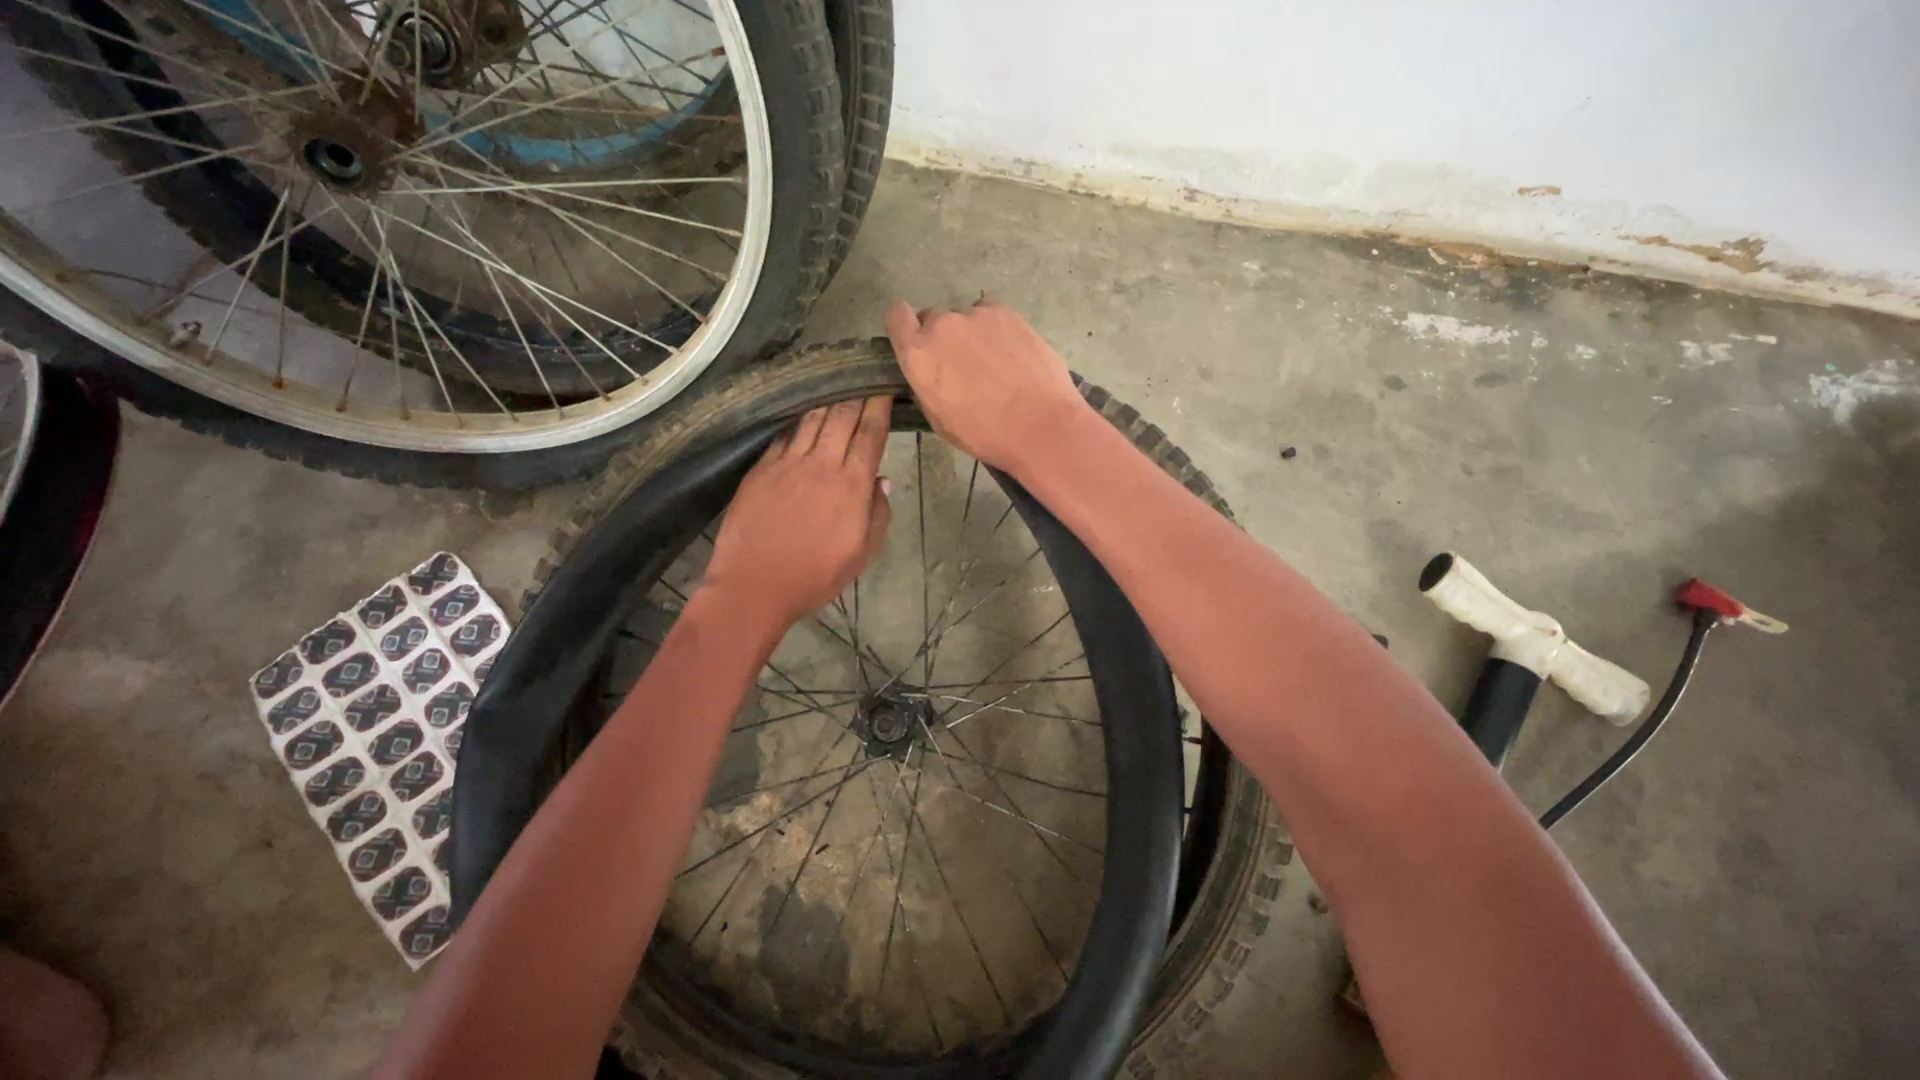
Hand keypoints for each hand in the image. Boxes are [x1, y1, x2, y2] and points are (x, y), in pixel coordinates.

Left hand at [703, 396, 892, 627]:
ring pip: (811, 418)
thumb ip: (878, 514)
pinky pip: (784, 434)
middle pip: (842, 416)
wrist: (755, 585)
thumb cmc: (816, 576)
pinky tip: (801, 409)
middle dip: (855, 393)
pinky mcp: (761, 468)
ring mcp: (788, 462)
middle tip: (862, 375)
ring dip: (827, 398)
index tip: (884, 387)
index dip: (879, 406)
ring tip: (835, 382)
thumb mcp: (862, 554)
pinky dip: (797, 417)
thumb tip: (881, 480)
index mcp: (852, 484)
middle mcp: (821, 464)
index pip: (870, 434)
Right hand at [885, 299, 1091, 474]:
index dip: (904, 324)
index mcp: (918, 353)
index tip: (915, 338)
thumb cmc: (984, 433)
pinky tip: (1011, 353)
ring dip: (972, 333)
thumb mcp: (939, 419)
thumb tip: (928, 374)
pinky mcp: (1007, 313)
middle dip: (942, 337)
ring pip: (965, 317)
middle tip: (962, 364)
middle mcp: (942, 325)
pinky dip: (996, 329)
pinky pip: (992, 314)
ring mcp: (976, 315)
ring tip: (993, 362)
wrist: (1039, 425)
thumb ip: (925, 385)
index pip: (896, 315)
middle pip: (933, 318)